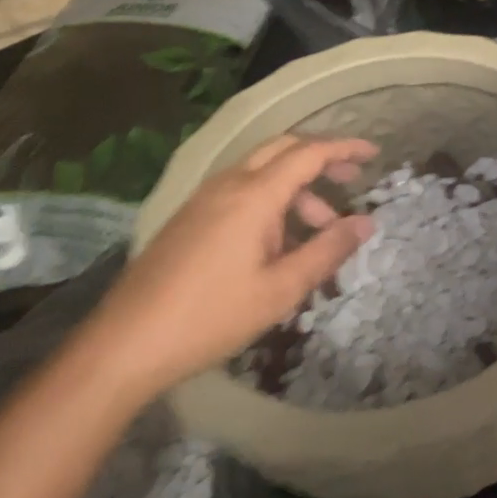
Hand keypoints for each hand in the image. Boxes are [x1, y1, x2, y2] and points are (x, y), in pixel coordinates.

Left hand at [81, 135, 378, 396]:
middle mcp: (227, 186)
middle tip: (351, 180)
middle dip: (321, 158)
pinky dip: (270, 200)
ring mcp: (202, 201)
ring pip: (260, 172)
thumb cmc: (210, 317)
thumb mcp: (281, 290)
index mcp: (253, 196)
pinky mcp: (187, 220)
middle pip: (281, 149)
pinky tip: (277, 242)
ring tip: (318, 230)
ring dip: (296, 188)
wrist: (122, 347)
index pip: (308, 154)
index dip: (344, 149)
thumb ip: (327, 251)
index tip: (374, 154)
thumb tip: (366, 223)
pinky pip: (239, 191)